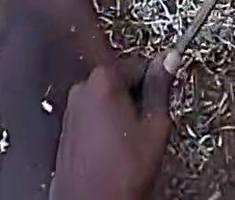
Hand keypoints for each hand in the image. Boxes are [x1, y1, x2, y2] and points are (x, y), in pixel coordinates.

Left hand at [49, 58, 172, 199]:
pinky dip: (103, 129)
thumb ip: (160, 88)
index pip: (137, 65)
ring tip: (129, 143)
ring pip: (104, 102)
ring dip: (118, 115)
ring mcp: (71, 109)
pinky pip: (91, 118)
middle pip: (118, 82)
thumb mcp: (154, 128)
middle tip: (146, 126)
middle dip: (134, 100)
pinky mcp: (66, 130)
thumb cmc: (122, 173)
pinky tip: (113, 152)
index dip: (153, 83)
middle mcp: (82, 88)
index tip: (161, 98)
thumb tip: (168, 60)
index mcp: (103, 79)